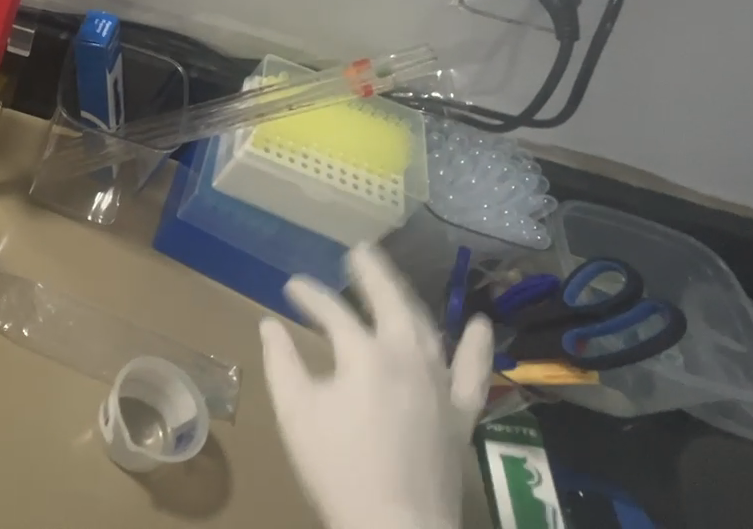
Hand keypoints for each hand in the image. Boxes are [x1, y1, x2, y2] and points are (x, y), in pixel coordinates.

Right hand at [259, 243, 494, 528]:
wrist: (394, 527)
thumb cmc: (336, 467)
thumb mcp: (295, 412)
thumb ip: (282, 362)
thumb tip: (271, 325)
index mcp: (363, 356)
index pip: (331, 311)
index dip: (308, 295)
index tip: (290, 287)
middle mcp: (407, 359)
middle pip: (390, 303)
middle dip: (371, 273)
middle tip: (358, 250)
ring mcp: (440, 386)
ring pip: (427, 328)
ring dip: (409, 297)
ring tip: (393, 276)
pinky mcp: (460, 413)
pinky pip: (475, 373)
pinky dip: (478, 345)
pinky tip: (481, 323)